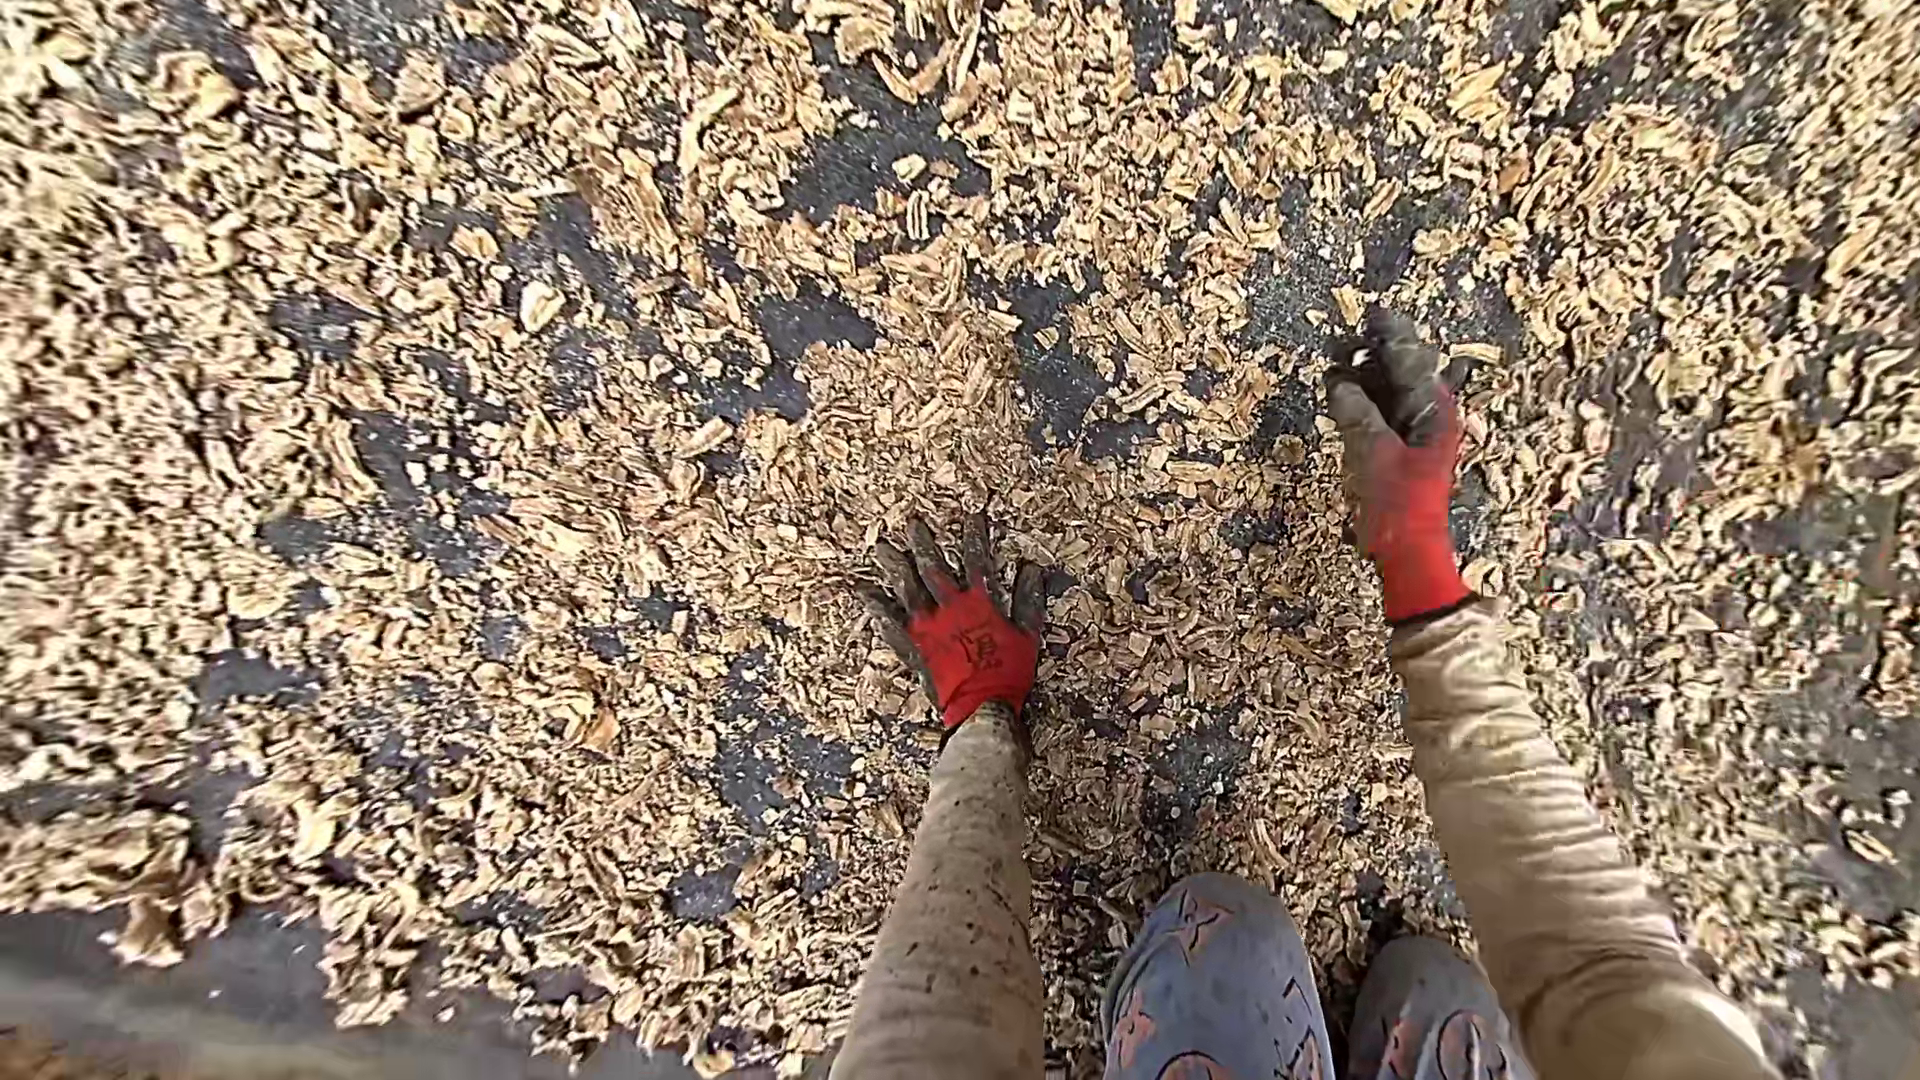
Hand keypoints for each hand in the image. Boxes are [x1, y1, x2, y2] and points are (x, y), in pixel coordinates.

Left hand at [864, 514, 1045, 730]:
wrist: (982, 706)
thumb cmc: (1008, 671)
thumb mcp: (1028, 634)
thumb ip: (1029, 599)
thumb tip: (1032, 568)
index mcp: (980, 601)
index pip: (977, 559)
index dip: (975, 535)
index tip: (971, 516)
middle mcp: (950, 607)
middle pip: (933, 567)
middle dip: (923, 543)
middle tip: (911, 524)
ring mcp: (928, 626)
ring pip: (907, 588)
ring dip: (894, 565)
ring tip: (881, 547)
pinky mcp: (913, 645)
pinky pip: (890, 623)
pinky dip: (877, 607)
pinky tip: (864, 592)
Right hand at [1325, 309, 1470, 623]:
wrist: (1405, 547)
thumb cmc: (1399, 504)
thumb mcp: (1375, 456)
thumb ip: (1358, 417)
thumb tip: (1339, 384)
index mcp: (1434, 412)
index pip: (1411, 362)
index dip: (1392, 336)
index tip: (1374, 313)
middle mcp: (1425, 417)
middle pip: (1398, 373)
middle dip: (1372, 354)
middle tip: (1342, 341)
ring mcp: (1408, 434)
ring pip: (1384, 392)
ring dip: (1361, 377)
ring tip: (1334, 361)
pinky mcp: (1390, 450)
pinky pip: (1373, 414)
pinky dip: (1355, 402)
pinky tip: (1338, 394)